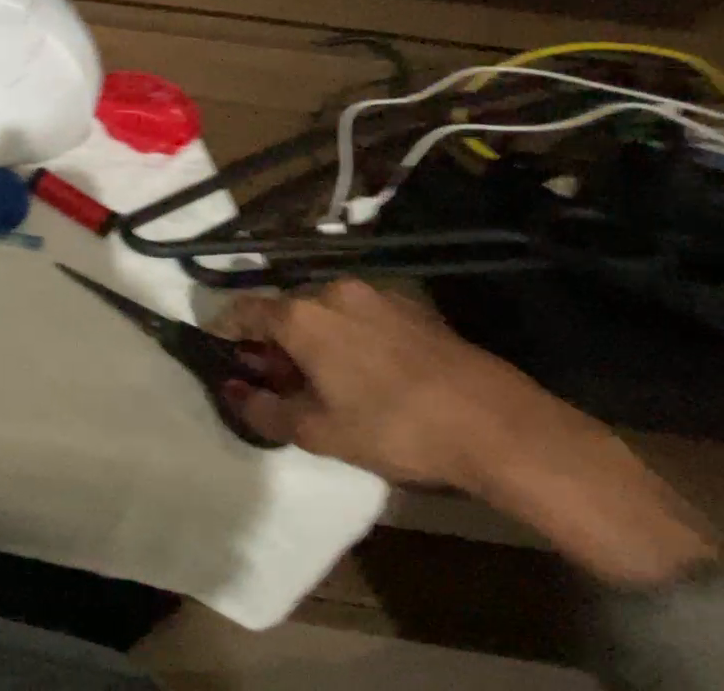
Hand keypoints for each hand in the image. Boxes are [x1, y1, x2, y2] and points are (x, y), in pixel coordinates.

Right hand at [218, 279, 560, 489]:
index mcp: (302, 316)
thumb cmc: (395, 428)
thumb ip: (261, 408)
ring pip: (325, 313)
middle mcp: (335, 293)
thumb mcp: (316, 431)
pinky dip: (347, 338)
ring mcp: (380, 297)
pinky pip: (361, 318)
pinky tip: (364, 375)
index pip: (242, 310)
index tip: (219, 354)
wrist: (504, 430)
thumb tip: (232, 389)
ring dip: (311, 339)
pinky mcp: (417, 311)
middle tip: (274, 379)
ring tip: (320, 380)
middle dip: (271, 340)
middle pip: (285, 310)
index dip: (223, 330)